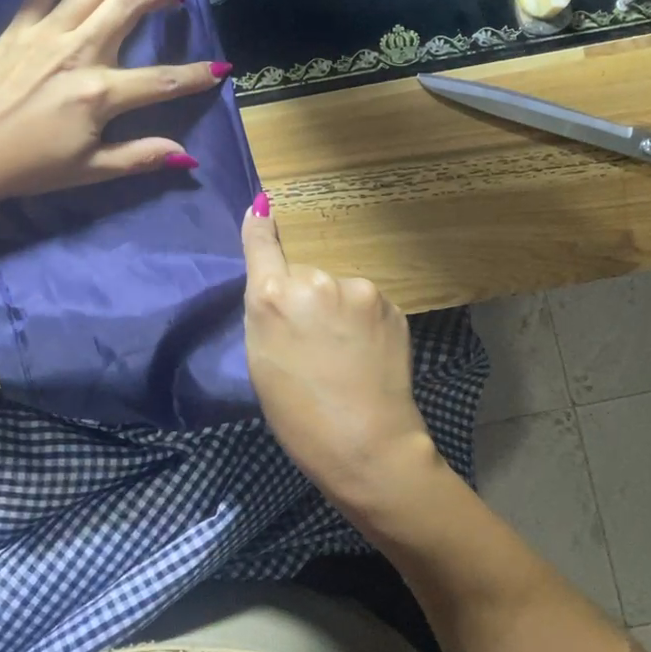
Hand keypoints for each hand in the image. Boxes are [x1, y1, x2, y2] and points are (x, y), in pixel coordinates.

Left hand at [0, 0, 228, 204]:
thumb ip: (139, 158)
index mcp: (100, 93)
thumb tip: (186, 156)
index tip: (220, 69)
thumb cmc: (27, 167)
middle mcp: (79, 51)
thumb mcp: (88, 170)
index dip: (198, 75)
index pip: (163, 80)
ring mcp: (46, 33)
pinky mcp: (18, 27)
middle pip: (131, 4)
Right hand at [242, 195, 435, 496]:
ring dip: (334, 309)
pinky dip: (360, 321)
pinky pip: (362, 303)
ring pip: (335, 289)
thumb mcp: (261, 360)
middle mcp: (314, 281)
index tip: (262, 207)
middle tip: (308, 342)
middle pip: (302, 275)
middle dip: (303, 298)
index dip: (261, 228)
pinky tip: (364, 353)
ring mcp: (356, 290)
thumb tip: (274, 285)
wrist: (366, 444)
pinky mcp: (389, 304)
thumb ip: (265, 313)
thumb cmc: (297, 414)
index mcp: (271, 298)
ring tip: (341, 354)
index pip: (262, 245)